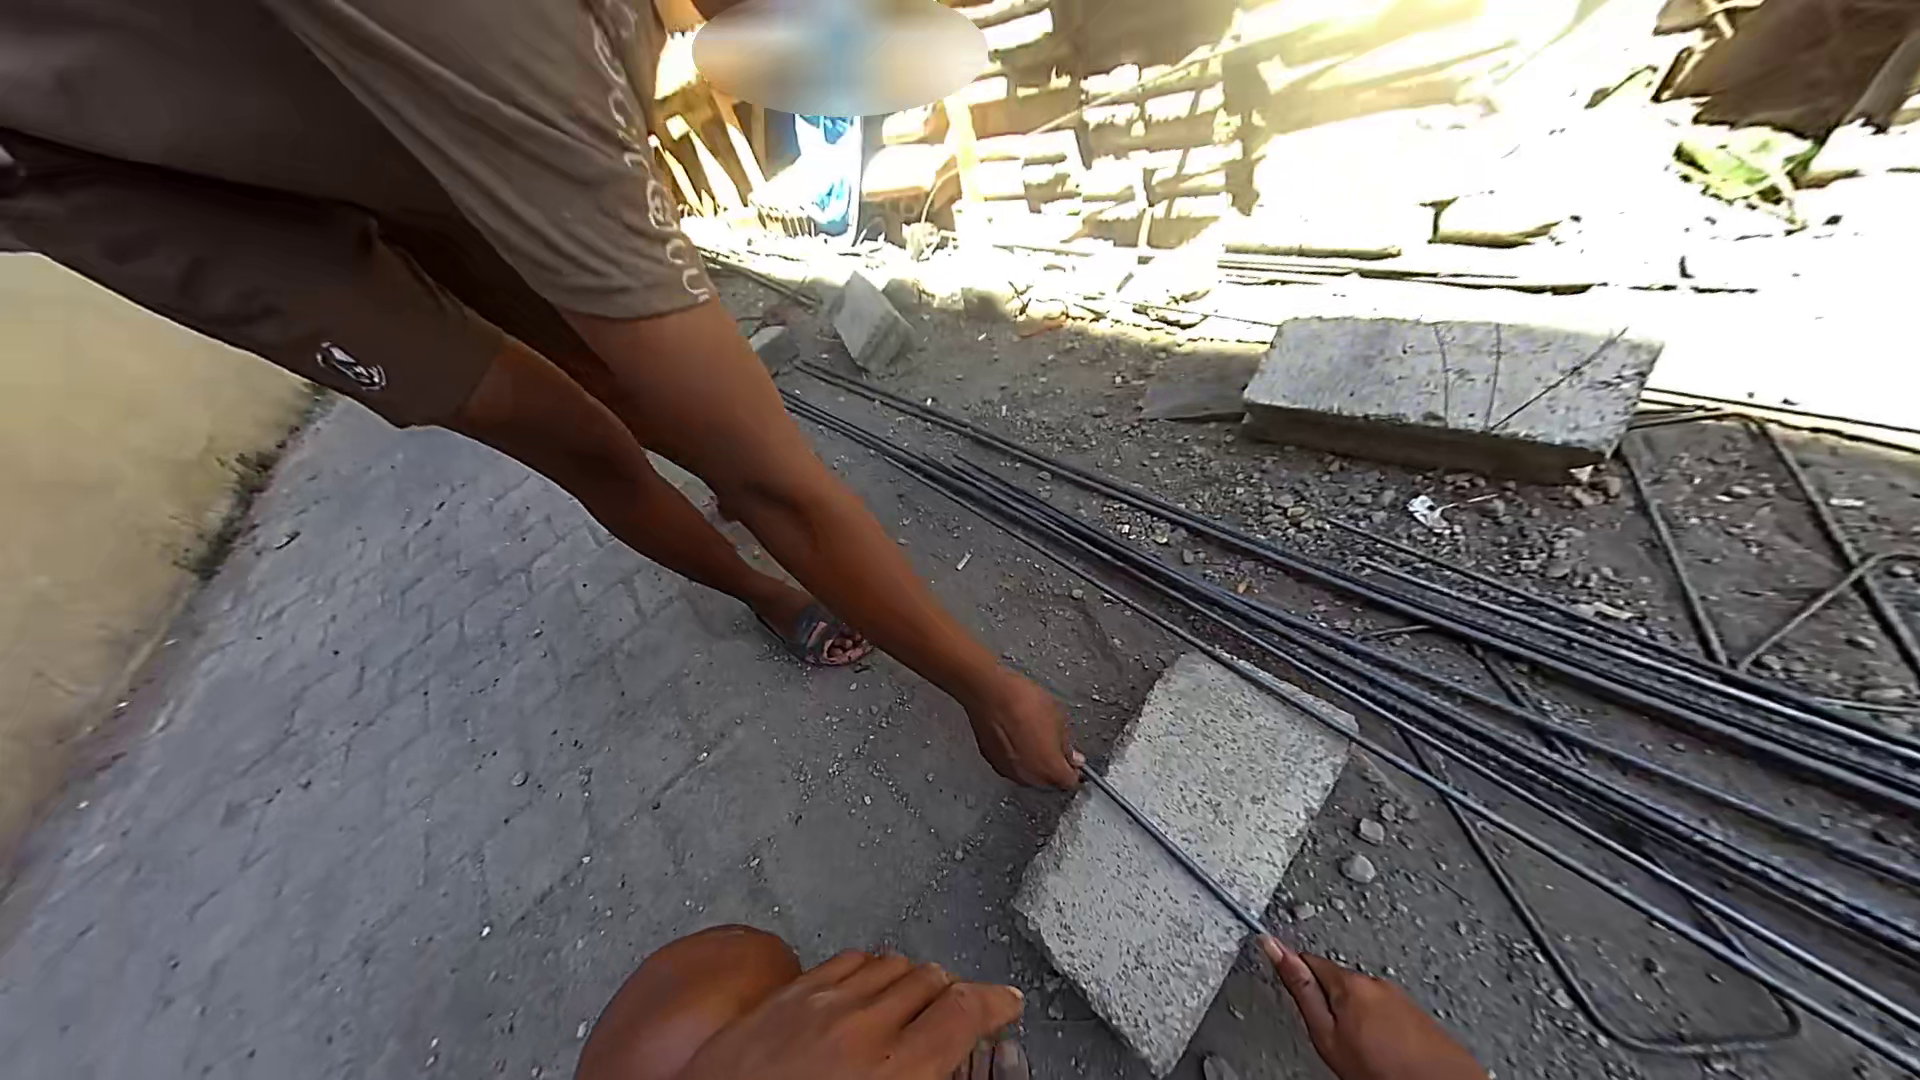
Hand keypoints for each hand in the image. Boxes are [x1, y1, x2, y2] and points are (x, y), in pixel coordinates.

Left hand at [677, 950, 1024, 1079]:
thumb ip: (917, 1079)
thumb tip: (939, 1066)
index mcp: (890, 1074)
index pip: (962, 1013)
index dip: (994, 1001)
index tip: (1006, 1000)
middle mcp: (860, 1027)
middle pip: (931, 979)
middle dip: (954, 992)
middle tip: (960, 1008)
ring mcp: (820, 1002)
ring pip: (893, 962)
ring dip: (913, 977)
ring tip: (915, 998)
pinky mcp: (788, 993)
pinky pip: (848, 959)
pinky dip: (870, 967)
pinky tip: (868, 984)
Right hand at [963, 672, 1080, 788]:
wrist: (990, 692)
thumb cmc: (1023, 701)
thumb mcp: (1058, 717)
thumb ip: (1067, 743)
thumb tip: (1070, 754)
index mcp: (1050, 768)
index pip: (1069, 781)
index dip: (1073, 768)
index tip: (1072, 757)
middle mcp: (1028, 776)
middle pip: (1048, 782)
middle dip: (1052, 767)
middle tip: (1052, 744)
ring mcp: (1008, 770)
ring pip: (1028, 774)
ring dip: (1033, 762)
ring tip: (1031, 736)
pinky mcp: (991, 760)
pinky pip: (1010, 764)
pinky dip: (1015, 756)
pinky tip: (1015, 736)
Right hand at [1259, 936, 1485, 1079]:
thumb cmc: (1385, 1075)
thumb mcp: (1327, 1036)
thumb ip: (1299, 988)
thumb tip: (1273, 946)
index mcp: (1349, 982)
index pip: (1309, 961)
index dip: (1301, 980)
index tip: (1304, 1001)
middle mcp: (1376, 982)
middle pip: (1339, 981)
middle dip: (1334, 1003)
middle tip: (1340, 1039)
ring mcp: (1403, 998)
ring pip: (1366, 999)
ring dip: (1361, 1016)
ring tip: (1369, 1052)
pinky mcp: (1423, 1016)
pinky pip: (1392, 1012)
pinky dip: (1386, 1027)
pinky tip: (1391, 1053)